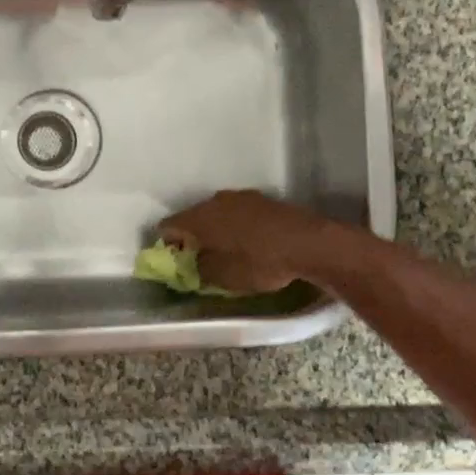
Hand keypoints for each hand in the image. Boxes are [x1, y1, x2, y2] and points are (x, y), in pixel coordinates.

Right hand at [158, 190, 331, 294]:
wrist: (309, 243)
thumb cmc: (259, 262)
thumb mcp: (223, 277)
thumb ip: (199, 269)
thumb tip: (193, 263)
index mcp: (198, 218)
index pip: (167, 226)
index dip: (166, 244)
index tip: (176, 260)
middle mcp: (215, 201)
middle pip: (192, 217)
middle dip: (192, 236)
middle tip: (200, 258)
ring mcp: (241, 197)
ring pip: (217, 213)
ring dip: (216, 230)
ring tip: (227, 250)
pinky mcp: (263, 200)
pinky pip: (239, 213)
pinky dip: (237, 226)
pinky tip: (249, 242)